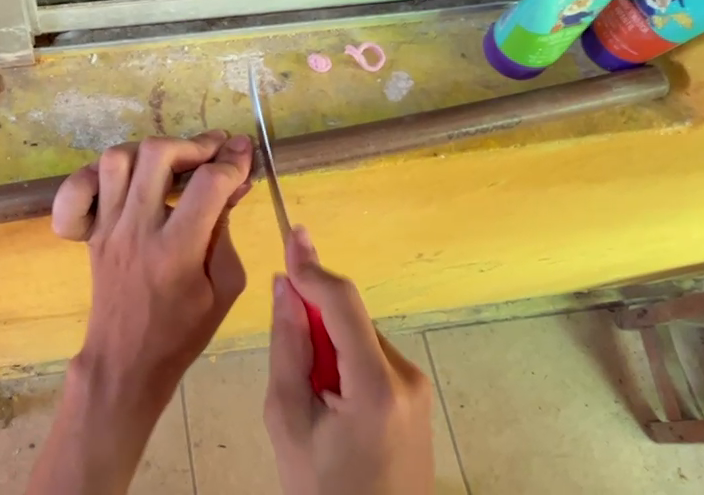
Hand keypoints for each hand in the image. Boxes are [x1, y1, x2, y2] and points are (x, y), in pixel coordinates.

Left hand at [51, 130, 254, 401]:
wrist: (125, 360)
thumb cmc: (182, 332)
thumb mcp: (224, 289)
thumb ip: (226, 232)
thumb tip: (230, 185)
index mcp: (177, 251)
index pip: (208, 184)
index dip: (232, 161)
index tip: (244, 150)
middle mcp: (137, 229)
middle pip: (157, 154)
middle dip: (192, 144)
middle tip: (213, 149)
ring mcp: (109, 225)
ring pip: (118, 158)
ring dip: (152, 150)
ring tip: (176, 160)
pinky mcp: (93, 228)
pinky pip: (85, 182)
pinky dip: (104, 169)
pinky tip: (131, 176)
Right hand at [265, 228, 434, 494]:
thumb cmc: (320, 490)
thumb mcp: (288, 420)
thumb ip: (288, 346)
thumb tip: (285, 286)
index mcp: (376, 385)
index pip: (342, 302)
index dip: (313, 266)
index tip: (290, 234)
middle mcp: (407, 376)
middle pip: (349, 319)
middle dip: (314, 319)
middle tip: (287, 357)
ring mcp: (417, 387)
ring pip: (358, 337)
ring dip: (328, 344)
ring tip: (312, 398)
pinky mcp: (418, 397)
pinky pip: (370, 357)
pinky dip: (344, 362)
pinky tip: (332, 404)